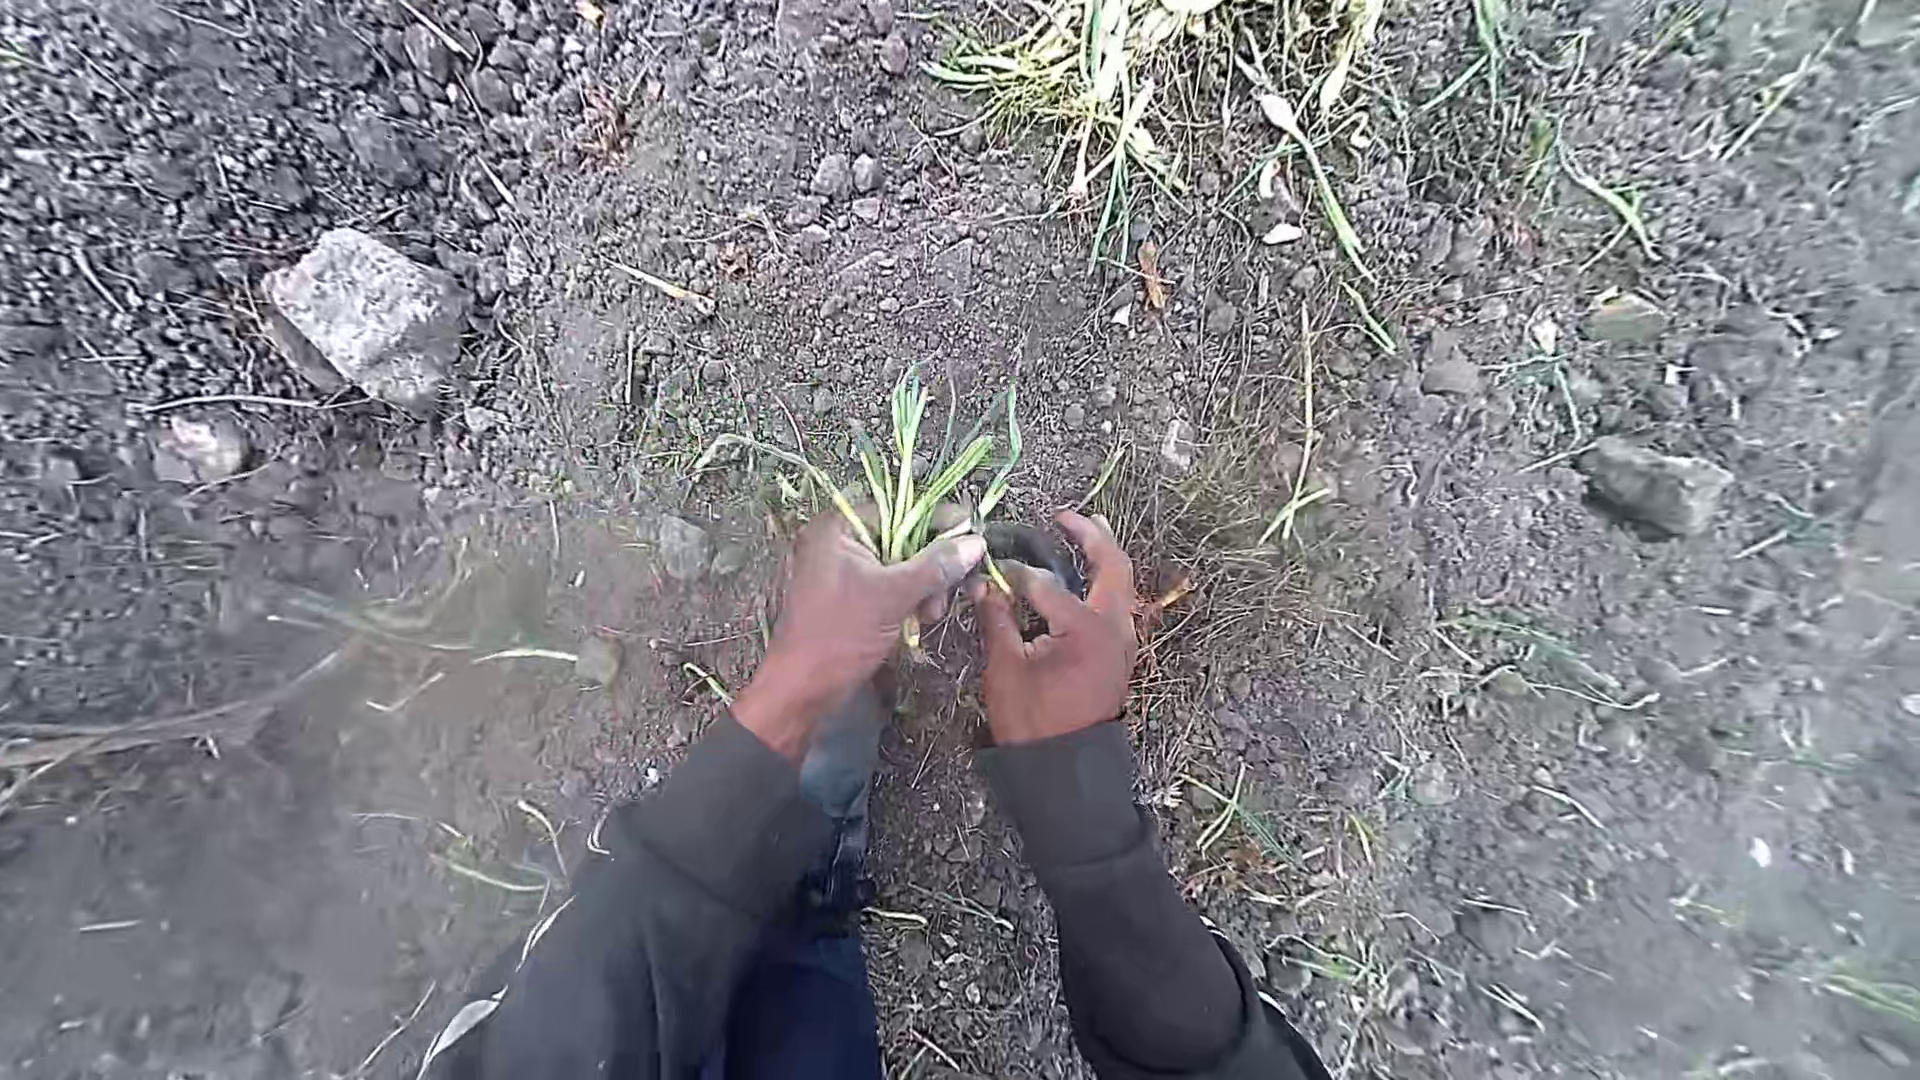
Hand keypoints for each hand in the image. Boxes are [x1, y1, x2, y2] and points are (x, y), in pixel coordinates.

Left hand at [734, 512, 985, 760]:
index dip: (940, 521)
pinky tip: (921, 618)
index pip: (902, 510)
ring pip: (906, 565)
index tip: (974, 532)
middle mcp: (843, 541)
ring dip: (927, 587)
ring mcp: (849, 570)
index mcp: (841, 528)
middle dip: (934, 565)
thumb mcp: (893, 595)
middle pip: (907, 537)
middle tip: (954, 587)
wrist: (803, 689)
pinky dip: (913, 599)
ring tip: (931, 613)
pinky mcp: (856, 595)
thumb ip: (936, 566)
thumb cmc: (838, 636)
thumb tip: (975, 542)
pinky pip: (895, 585)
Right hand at [974, 511, 1135, 744]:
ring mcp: (1124, 639)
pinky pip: (1119, 603)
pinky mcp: (1120, 651)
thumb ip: (996, 620)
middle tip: (1066, 516)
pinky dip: (1107, 580)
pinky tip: (1089, 574)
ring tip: (1088, 529)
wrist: (1066, 768)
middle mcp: (1114, 627)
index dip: (1013, 576)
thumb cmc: (1033, 721)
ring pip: (1123, 582)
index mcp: (1085, 628)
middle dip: (1092, 535)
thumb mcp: (1006, 668)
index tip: (992, 573)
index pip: (1043, 584)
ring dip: (1106, 554)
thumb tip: (983, 585)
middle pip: (1113, 565)